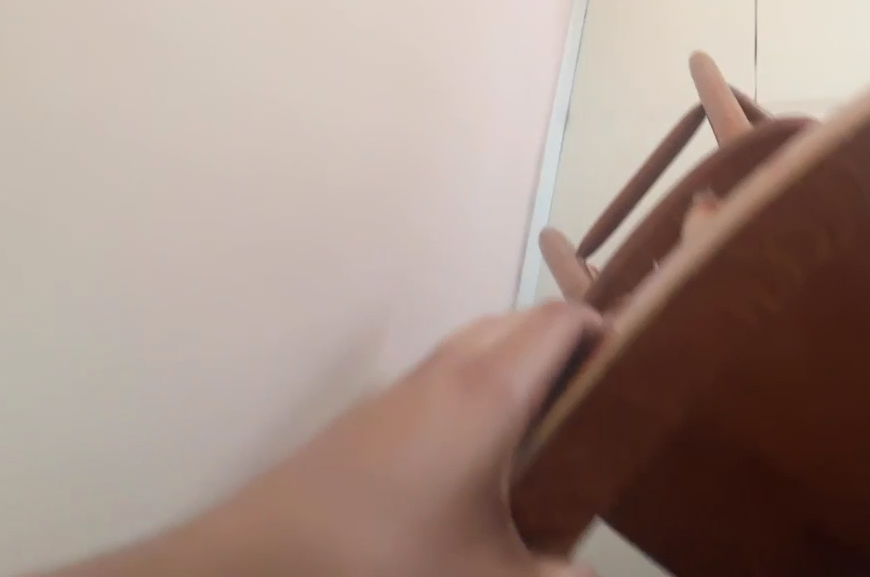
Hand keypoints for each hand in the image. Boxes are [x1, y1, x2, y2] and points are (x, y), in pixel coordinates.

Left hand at [50, 304, 600, 576]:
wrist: (238, 571)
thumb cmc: (381, 562)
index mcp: (494, 388)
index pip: (563, 319)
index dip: (603, 325)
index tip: (631, 359)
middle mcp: (455, 367)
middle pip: (525, 318)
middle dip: (566, 338)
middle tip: (593, 390)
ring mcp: (408, 385)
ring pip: (483, 336)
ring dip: (521, 354)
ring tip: (542, 413)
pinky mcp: (372, 411)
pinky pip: (449, 364)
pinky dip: (482, 375)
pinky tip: (476, 444)